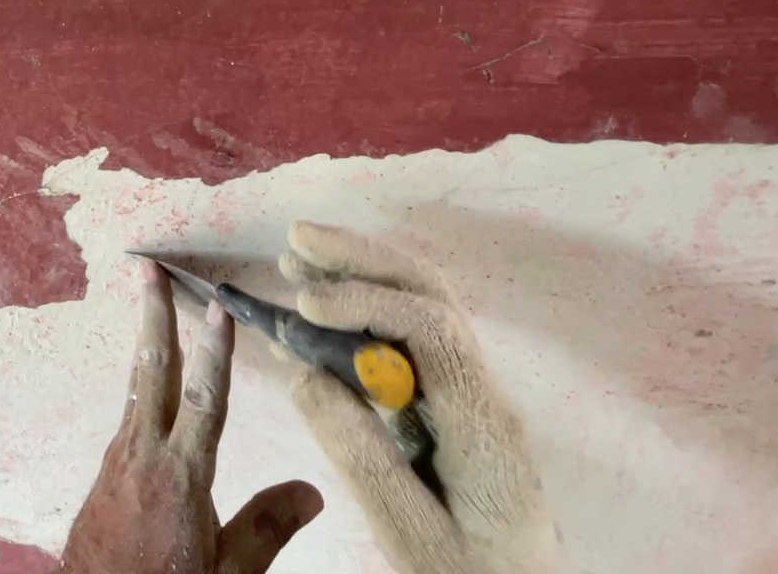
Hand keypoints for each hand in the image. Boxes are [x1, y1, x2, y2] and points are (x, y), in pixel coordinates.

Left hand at [59, 259, 322, 573]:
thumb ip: (266, 528)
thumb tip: (311, 490)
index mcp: (181, 474)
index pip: (204, 400)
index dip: (216, 353)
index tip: (219, 308)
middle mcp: (144, 450)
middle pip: (154, 369)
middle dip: (154, 314)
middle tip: (146, 268)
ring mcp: (121, 452)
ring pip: (139, 382)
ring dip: (147, 337)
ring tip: (148, 298)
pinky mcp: (109, 462)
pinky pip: (131, 407)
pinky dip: (143, 375)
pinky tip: (151, 368)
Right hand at [279, 222, 560, 573]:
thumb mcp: (413, 538)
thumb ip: (361, 457)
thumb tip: (305, 372)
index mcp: (482, 425)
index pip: (432, 329)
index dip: (365, 302)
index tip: (305, 308)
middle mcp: (479, 388)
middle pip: (428, 293)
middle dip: (360, 257)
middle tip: (296, 240)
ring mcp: (463, 385)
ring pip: (416, 299)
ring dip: (355, 269)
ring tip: (295, 258)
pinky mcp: (442, 392)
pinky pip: (399, 328)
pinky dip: (353, 301)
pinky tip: (310, 305)